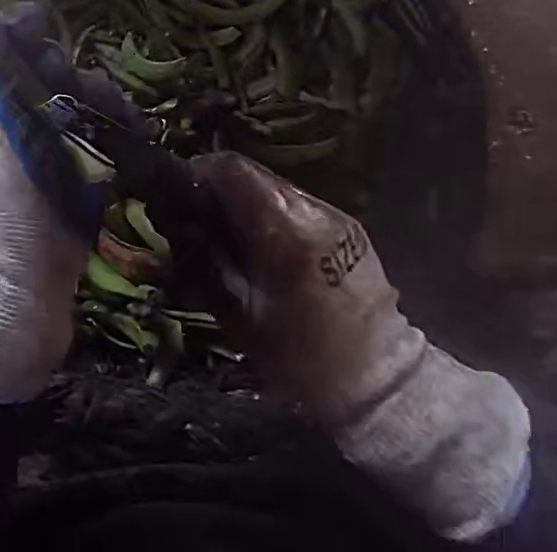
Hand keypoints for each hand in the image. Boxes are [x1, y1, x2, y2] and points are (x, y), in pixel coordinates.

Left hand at [0, 4, 138, 403]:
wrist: (31, 262)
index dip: (14, 25)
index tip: (30, 32)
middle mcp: (13, 96)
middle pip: (42, 48)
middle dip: (53, 63)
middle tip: (55, 90)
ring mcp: (50, 118)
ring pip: (79, 75)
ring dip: (89, 91)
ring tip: (91, 121)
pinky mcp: (82, 138)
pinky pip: (106, 108)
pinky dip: (116, 114)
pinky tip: (121, 128)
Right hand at [191, 153, 531, 541]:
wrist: (382, 386)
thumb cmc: (301, 359)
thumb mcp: (237, 314)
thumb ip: (202, 261)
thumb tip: (174, 223)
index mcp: (287, 232)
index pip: (233, 169)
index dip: (198, 173)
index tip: (177, 194)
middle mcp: (315, 211)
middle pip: (252, 173)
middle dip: (216, 189)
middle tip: (195, 216)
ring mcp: (336, 216)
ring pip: (271, 186)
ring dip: (241, 201)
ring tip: (225, 232)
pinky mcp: (347, 225)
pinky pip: (293, 203)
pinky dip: (266, 212)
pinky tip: (259, 244)